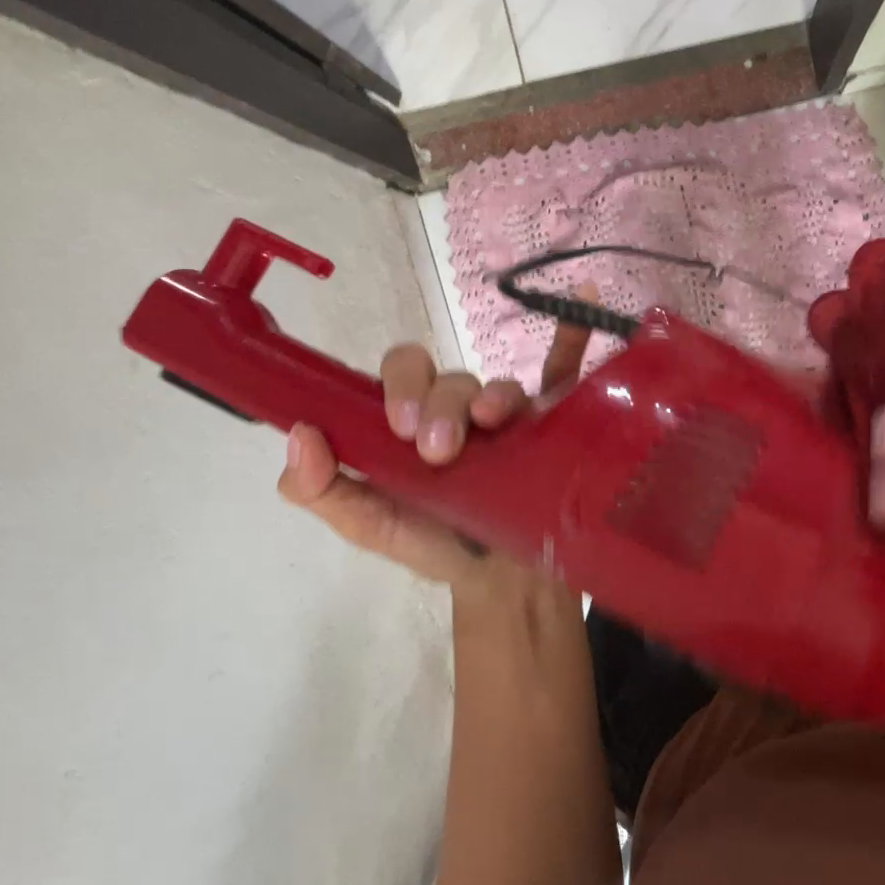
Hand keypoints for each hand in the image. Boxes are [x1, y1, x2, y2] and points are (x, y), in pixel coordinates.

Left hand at [276, 295, 594, 593]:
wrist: (506, 584)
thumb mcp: (371, 526)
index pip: (401, 377)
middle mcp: (462, 411)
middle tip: (440, 450)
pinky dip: (574, 337)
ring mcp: (512, 416)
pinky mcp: (555, 422)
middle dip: (442, 402)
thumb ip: (322, 491)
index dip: (399, 387)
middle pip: (451, 377)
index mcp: (414, 423)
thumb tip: (297, 434)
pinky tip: (586, 299)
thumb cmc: (437, 545)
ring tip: (493, 425)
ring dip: (494, 396)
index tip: (398, 425)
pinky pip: (567, 372)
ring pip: (501, 385)